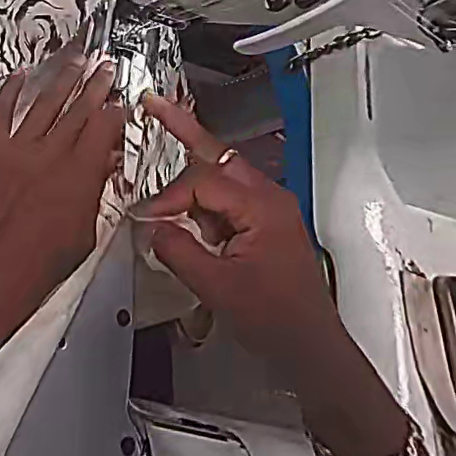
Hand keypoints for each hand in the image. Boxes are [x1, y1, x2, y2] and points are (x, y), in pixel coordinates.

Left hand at [0, 49, 125, 375]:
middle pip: (79, 107)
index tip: (122, 100)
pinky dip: (11, 92)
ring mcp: (19, 149)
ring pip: (46, 103)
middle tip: (105, 65)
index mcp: (80, 173)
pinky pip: (2, 113)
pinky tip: (22, 75)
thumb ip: (96, 191)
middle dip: (96, 83)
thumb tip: (104, 164)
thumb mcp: (86, 230)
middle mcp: (51, 153)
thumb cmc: (40, 262)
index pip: (105, 126)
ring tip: (77, 58)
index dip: (116, 110)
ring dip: (64, 78)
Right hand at [136, 93, 343, 374]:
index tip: (145, 217)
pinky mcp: (266, 226)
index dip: (169, 198)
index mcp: (262, 206)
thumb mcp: (217, 287)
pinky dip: (205, 208)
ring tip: (164, 183)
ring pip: (223, 179)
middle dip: (185, 132)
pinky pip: (230, 203)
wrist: (311, 348)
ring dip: (192, 184)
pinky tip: (188, 225)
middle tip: (156, 107)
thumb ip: (180, 250)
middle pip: (218, 158)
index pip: (204, 183)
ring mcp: (270, 210)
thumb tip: (153, 226)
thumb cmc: (275, 320)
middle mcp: (269, 198)